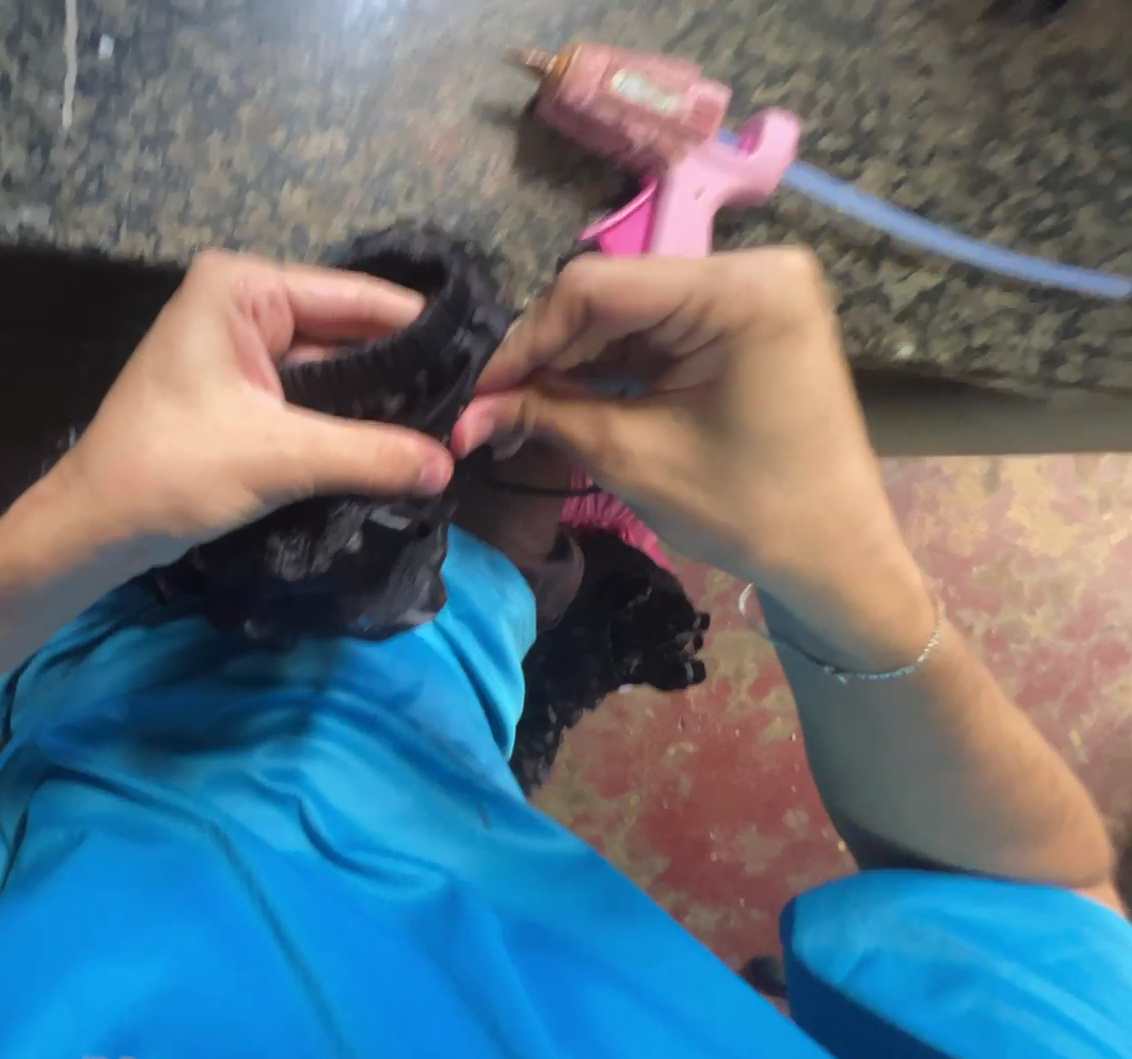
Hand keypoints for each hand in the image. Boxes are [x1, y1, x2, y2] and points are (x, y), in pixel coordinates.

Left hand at [48, 250, 455, 568]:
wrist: (95, 526)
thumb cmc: (171, 470)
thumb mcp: (278, 456)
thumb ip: (370, 454)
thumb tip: (449, 465)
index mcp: (242, 288)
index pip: (354, 298)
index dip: (420, 332)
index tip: (484, 362)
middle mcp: (240, 307)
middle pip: (342, 334)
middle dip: (398, 376)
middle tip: (472, 410)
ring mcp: (236, 353)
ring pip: (326, 374)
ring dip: (372, 407)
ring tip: (447, 433)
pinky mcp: (234, 396)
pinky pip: (302, 402)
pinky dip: (339, 425)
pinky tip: (391, 449)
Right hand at [451, 248, 929, 667]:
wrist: (831, 552)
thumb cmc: (743, 508)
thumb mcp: (627, 455)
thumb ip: (539, 416)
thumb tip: (461, 418)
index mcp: (739, 291)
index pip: (593, 287)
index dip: (523, 340)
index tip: (479, 395)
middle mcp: (745, 271)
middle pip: (602, 296)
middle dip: (539, 355)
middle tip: (487, 409)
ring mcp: (740, 295)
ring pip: (613, 315)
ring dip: (560, 364)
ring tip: (512, 412)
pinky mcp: (730, 324)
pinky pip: (641, 333)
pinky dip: (594, 369)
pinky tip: (557, 402)